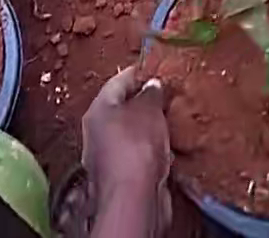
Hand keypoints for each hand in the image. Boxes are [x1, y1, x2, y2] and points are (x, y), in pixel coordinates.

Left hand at [81, 66, 171, 227]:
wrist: (134, 200)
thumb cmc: (136, 145)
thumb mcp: (149, 107)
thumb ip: (151, 91)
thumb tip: (153, 85)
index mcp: (98, 110)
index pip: (118, 81)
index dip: (139, 73)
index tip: (156, 68)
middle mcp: (97, 133)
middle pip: (124, 108)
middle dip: (145, 101)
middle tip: (166, 93)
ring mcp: (108, 157)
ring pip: (133, 132)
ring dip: (150, 126)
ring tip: (171, 117)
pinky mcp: (122, 178)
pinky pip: (139, 154)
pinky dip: (152, 148)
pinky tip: (167, 145)